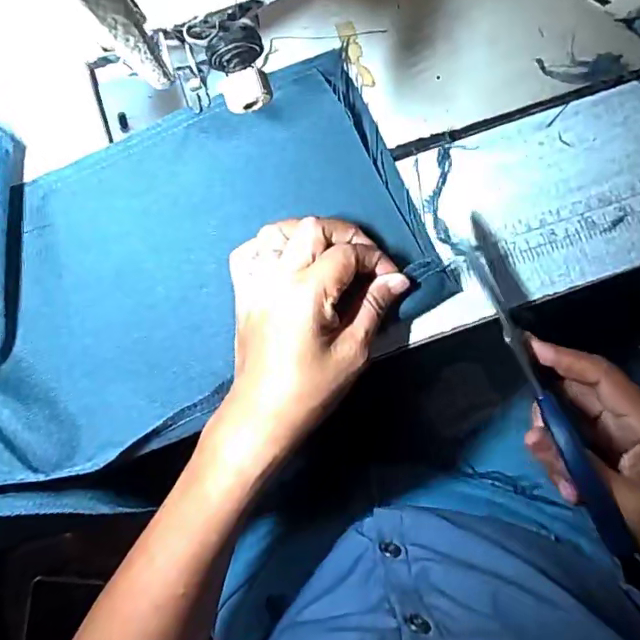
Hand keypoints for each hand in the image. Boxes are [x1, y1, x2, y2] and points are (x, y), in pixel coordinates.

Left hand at [207, 217, 412, 478]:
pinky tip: (289, 260)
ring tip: (329, 253)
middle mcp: (277, 276)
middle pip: (313, 227)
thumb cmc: (311, 390)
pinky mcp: (242, 290)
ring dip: (307, 234)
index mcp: (306, 291)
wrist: (262, 412)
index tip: (391, 278)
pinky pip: (249, 252)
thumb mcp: (353, 351)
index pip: (346, 252)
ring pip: (277, 230)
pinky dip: (270, 246)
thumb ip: (374, 306)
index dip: (375, 259)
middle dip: (346, 235)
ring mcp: (254, 281)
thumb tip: (397, 278)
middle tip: (366, 260)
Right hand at [522, 338, 639, 590]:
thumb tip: (530, 435)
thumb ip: (573, 464)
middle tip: (535, 437)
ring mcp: (626, 437)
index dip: (565, 358)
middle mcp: (635, 421)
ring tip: (562, 480)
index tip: (529, 346)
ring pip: (575, 419)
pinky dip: (567, 460)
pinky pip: (580, 442)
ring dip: (558, 444)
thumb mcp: (621, 501)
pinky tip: (570, 487)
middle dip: (551, 411)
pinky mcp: (617, 454)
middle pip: (581, 395)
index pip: (601, 376)